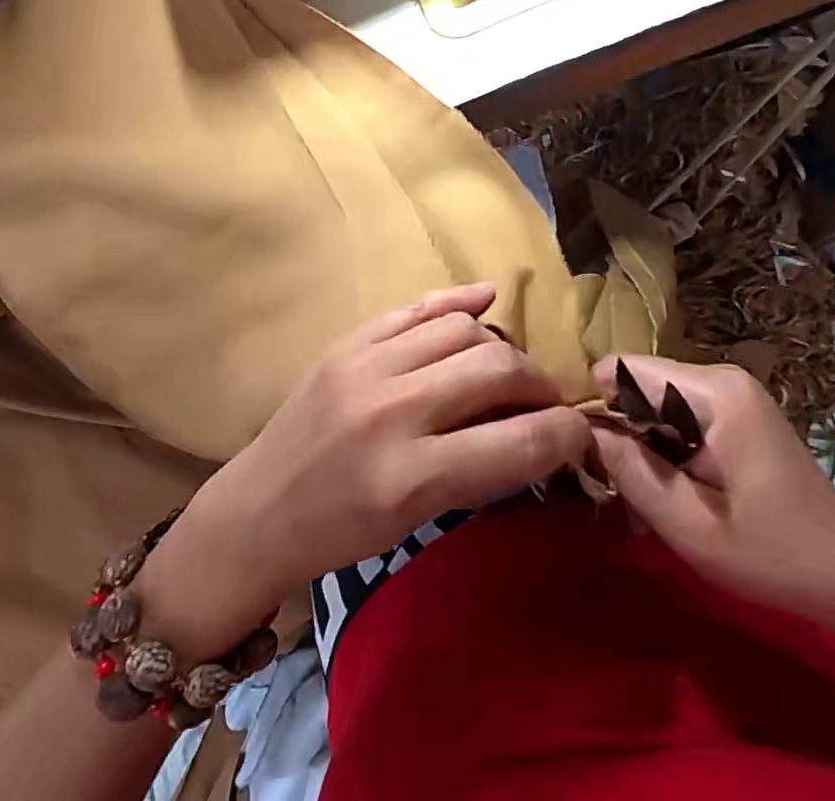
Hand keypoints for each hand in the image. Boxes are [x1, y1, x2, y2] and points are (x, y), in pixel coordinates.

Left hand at [157, 283, 591, 619]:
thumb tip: (545, 433)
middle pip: (498, 368)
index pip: (519, 440)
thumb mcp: (418, 520)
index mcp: (408, 478)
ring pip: (464, 329)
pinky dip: (458, 301)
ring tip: (507, 371)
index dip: (566, 434)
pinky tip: (486, 301)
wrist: (257, 511)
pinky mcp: (345, 344)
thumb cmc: (340, 535)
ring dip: (502, 348)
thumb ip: (484, 473)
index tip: (577, 435)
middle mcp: (389, 412)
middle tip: (544, 402)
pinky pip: (416, 307)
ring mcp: (362, 367)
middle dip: (540, 384)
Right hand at [590, 355, 834, 633]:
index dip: (592, 405)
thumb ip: (631, 472)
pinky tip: (663, 503)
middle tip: (610, 493)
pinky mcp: (734, 419)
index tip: (575, 452)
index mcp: (715, 394)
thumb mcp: (691, 526)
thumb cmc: (776, 557)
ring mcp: (730, 398)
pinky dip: (660, 458)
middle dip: (615, 435)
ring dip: (636, 454)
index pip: (622, 368)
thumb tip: (581, 429)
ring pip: (651, 408)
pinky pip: (675, 423)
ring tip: (637, 509)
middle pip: (636, 387)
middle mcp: (721, 381)